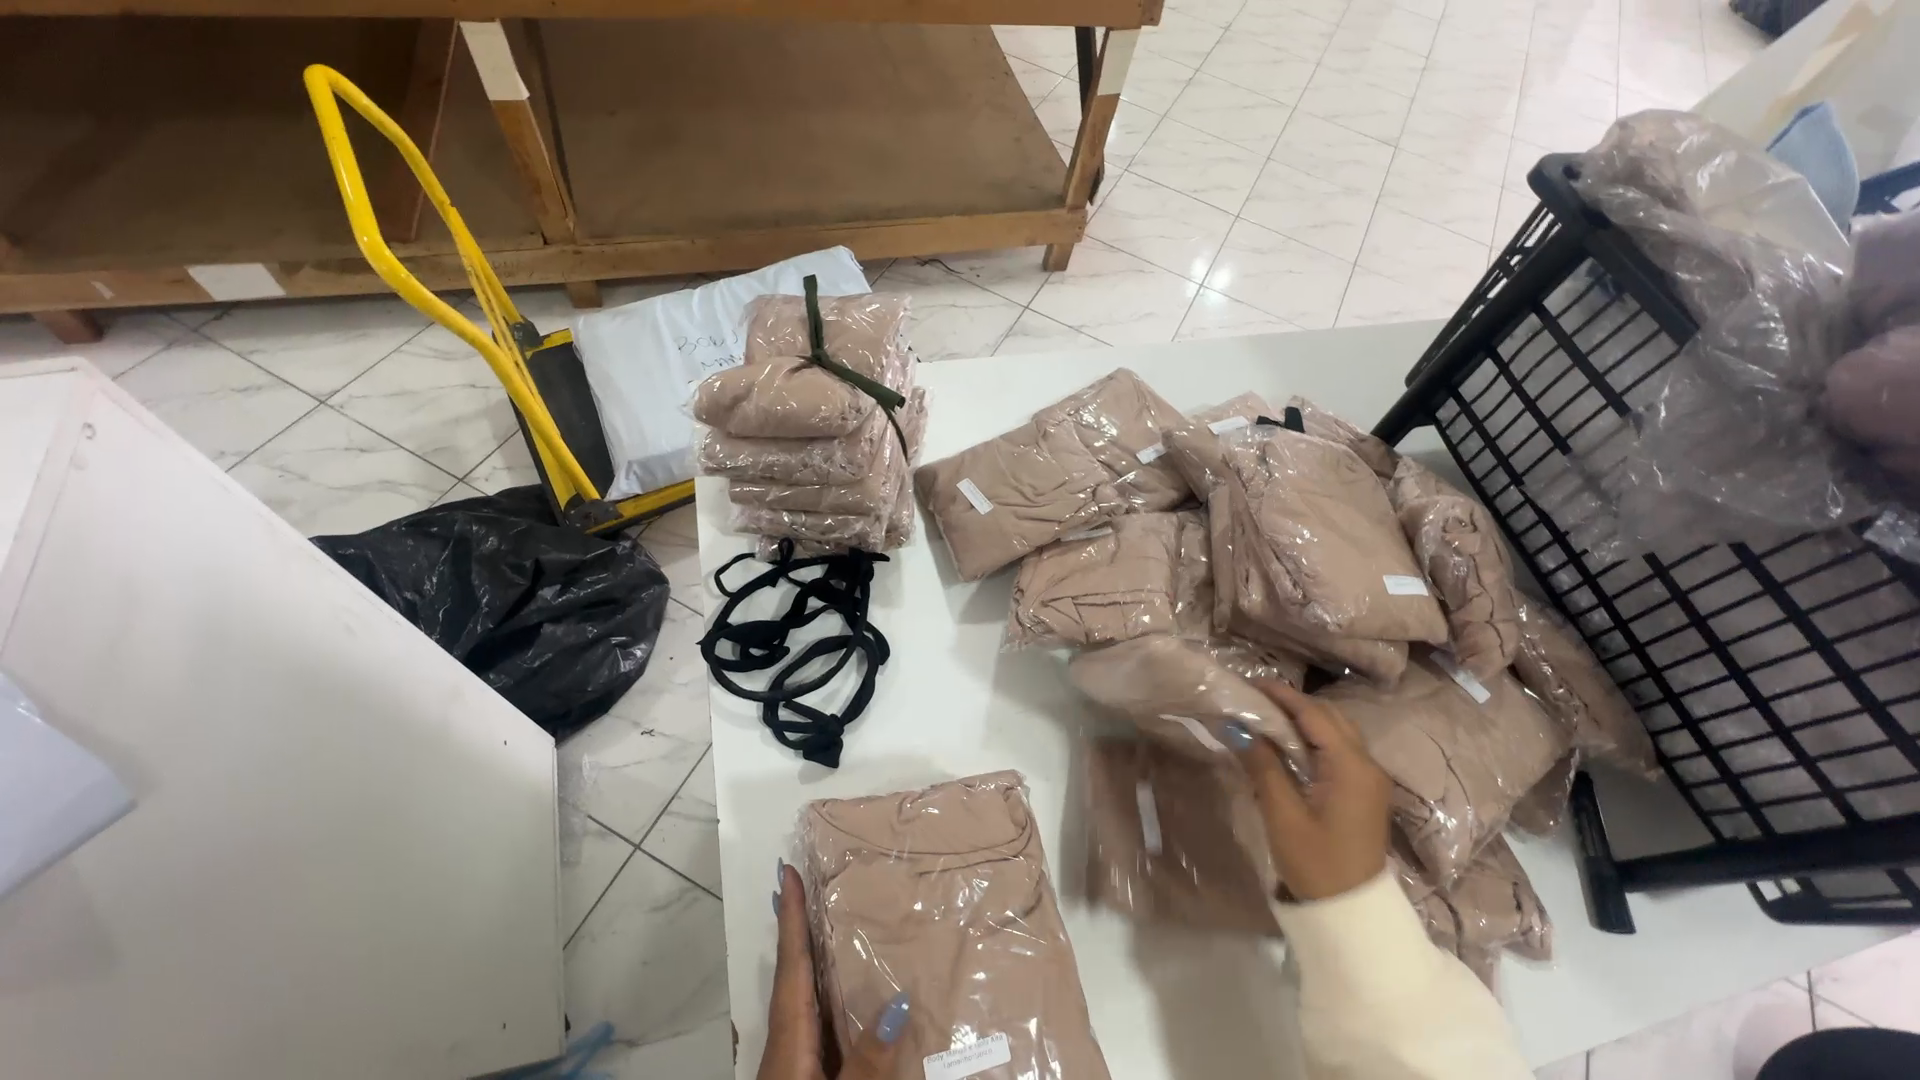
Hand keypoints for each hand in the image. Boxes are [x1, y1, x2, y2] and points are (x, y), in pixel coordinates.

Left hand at [758, 861, 910, 1079]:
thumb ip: (868, 1058)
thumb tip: (900, 1000)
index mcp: (790, 1035)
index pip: (792, 963)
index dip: (790, 917)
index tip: (786, 872)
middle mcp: (783, 1038)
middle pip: (790, 971)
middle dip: (795, 927)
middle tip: (804, 884)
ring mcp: (787, 1056)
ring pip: (796, 993)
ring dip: (805, 955)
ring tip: (820, 921)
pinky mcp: (796, 1070)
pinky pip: (806, 1014)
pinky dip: (815, 987)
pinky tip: (831, 990)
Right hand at [1232, 681, 1392, 901]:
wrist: (1351, 913)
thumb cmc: (1315, 864)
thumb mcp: (1283, 814)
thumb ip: (1262, 765)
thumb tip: (1235, 727)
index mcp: (1351, 767)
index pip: (1314, 715)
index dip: (1282, 696)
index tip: (1250, 683)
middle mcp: (1367, 765)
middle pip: (1330, 718)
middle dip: (1294, 704)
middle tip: (1254, 699)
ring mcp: (1370, 780)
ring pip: (1337, 733)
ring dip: (1304, 720)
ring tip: (1265, 717)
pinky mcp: (1363, 793)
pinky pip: (1339, 751)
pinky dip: (1313, 739)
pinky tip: (1286, 744)